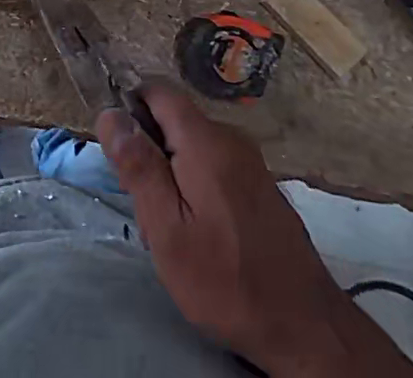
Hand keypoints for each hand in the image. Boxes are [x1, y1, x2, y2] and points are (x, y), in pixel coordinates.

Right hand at [98, 83, 412, 376]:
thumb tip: (111, 114)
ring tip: (170, 227)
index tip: (116, 149)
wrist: (302, 322)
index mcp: (205, 141)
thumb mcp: (167, 229)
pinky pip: (213, 163)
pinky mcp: (258, 182)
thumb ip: (139, 166)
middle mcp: (231, 137)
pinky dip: (194, 183)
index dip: (129, 106)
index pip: (159, 90)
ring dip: (171, 171)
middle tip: (145, 206)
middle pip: (174, 119)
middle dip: (149, 149)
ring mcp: (249, 159)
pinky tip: (198, 230)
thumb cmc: (224, 278)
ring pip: (192, 144)